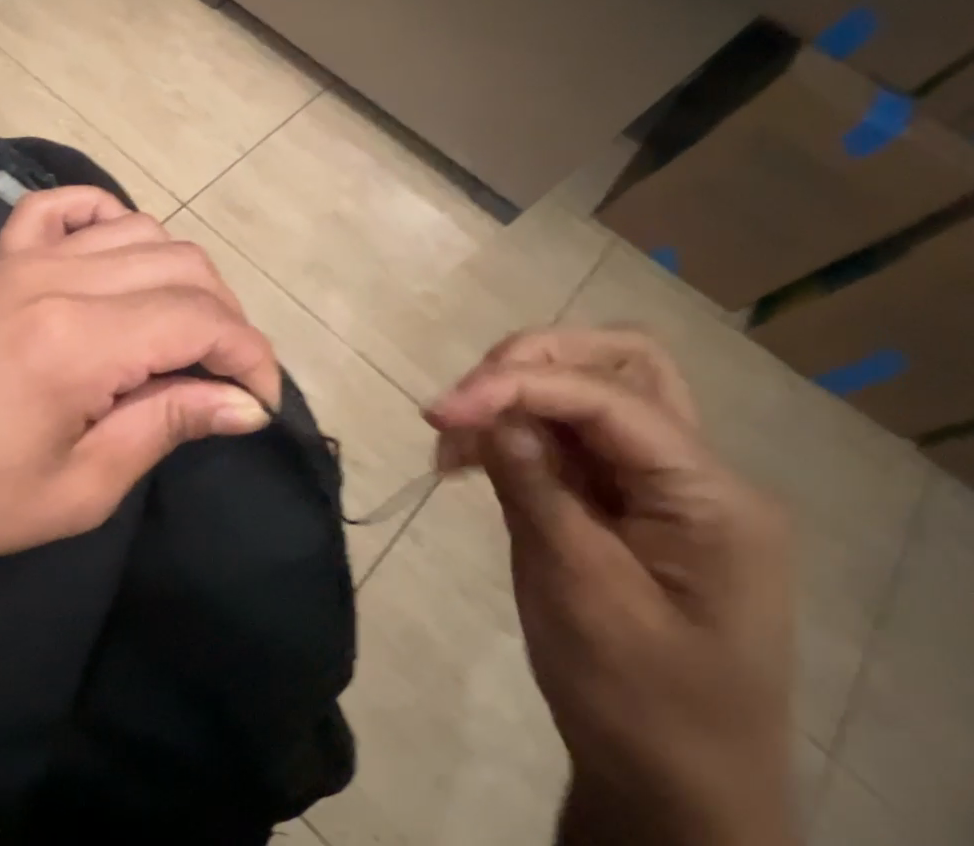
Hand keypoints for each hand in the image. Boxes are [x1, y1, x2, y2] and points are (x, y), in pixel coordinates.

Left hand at [0, 187, 280, 584]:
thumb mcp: (79, 489)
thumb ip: (166, 425)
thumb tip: (243, 403)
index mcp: (80, 340)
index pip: (203, 319)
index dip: (251, 358)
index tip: (260, 405)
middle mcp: (57, 280)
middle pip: (181, 266)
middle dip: (226, 321)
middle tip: (225, 383)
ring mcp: (20, 264)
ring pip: (136, 233)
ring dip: (180, 279)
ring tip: (183, 340)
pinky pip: (60, 211)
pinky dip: (105, 220)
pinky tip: (118, 258)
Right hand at [426, 329, 796, 845]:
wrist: (675, 784)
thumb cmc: (636, 698)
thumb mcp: (578, 592)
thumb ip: (535, 489)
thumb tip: (486, 410)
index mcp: (710, 496)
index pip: (609, 397)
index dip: (516, 385)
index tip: (436, 411)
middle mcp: (698, 474)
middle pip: (622, 366)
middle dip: (531, 363)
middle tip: (461, 402)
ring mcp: (666, 490)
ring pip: (597, 395)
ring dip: (519, 395)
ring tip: (451, 440)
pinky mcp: (631, 509)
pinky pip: (577, 444)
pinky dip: (520, 435)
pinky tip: (472, 461)